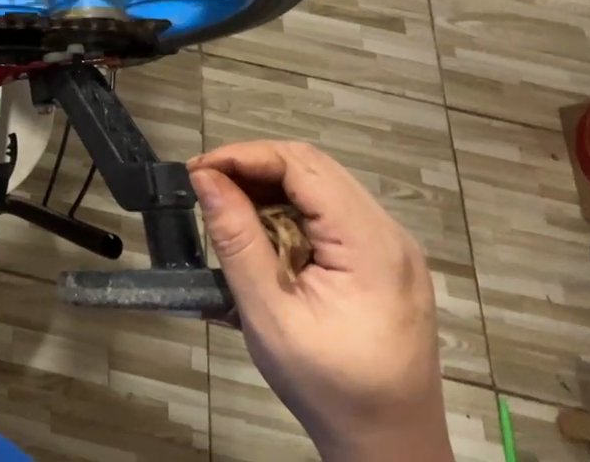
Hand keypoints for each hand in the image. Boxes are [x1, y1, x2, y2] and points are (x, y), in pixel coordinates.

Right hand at [189, 141, 447, 461]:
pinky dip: (288, 208)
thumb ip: (237, 239)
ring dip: (269, 185)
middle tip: (204, 185)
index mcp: (371, 246)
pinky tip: (261, 231)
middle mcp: (390, 235)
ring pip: (322, 185)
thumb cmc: (328, 384)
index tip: (197, 171)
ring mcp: (392, 248)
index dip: (245, 156)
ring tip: (225, 207)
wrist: (388, 445)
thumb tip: (205, 178)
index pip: (303, 167)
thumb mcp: (269, 313)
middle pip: (314, 167)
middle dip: (253, 165)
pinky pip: (331, 211)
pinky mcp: (385, 262)